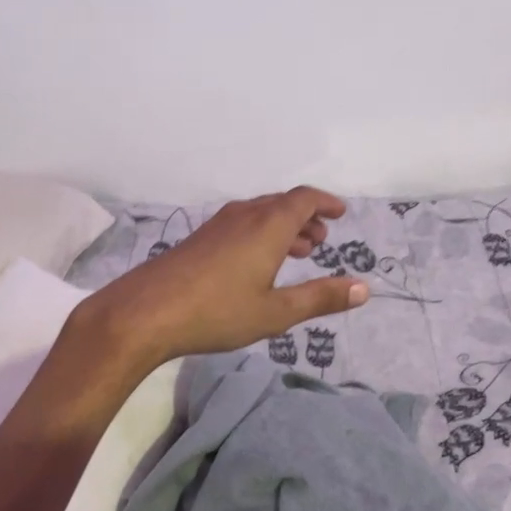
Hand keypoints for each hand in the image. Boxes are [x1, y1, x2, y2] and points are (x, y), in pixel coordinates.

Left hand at [69, 186, 368, 373]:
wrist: (145, 312)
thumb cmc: (217, 312)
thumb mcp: (276, 312)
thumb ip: (321, 298)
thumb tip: (365, 288)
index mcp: (267, 226)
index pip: (303, 199)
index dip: (325, 202)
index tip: (341, 213)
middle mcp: (243, 216)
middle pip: (281, 204)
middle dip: (306, 217)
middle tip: (322, 238)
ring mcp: (217, 226)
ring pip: (259, 214)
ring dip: (283, 226)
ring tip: (298, 250)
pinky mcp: (198, 240)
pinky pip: (240, 224)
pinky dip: (260, 234)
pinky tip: (257, 263)